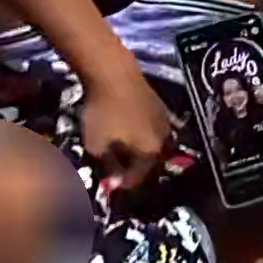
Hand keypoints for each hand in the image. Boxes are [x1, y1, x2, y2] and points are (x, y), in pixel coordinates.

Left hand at [79, 71, 173, 188]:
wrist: (116, 77)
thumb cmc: (104, 114)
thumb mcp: (97, 147)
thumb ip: (108, 167)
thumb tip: (114, 183)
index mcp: (151, 153)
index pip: (137, 178)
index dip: (120, 184)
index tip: (105, 184)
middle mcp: (164, 140)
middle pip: (149, 162)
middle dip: (132, 168)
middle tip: (114, 168)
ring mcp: (165, 122)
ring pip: (152, 145)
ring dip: (138, 151)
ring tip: (121, 149)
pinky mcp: (162, 108)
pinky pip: (152, 130)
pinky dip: (141, 135)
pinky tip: (127, 130)